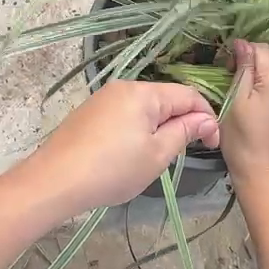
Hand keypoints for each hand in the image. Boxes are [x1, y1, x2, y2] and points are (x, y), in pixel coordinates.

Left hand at [19, 80, 219, 216]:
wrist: (55, 180)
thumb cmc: (112, 169)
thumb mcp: (156, 154)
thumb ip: (184, 132)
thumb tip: (205, 119)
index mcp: (144, 92)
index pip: (188, 95)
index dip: (207, 117)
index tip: (213, 145)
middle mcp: (123, 87)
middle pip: (166, 98)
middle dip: (182, 121)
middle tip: (185, 153)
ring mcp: (104, 98)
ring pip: (145, 108)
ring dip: (160, 127)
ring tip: (157, 157)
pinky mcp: (90, 113)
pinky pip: (125, 114)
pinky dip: (138, 129)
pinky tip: (130, 154)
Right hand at [219, 40, 268, 189]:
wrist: (263, 173)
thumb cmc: (242, 139)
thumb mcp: (235, 101)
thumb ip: (243, 69)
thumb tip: (242, 43)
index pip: (262, 49)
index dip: (244, 51)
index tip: (229, 63)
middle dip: (258, 55)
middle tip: (238, 69)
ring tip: (256, 75)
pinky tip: (268, 86)